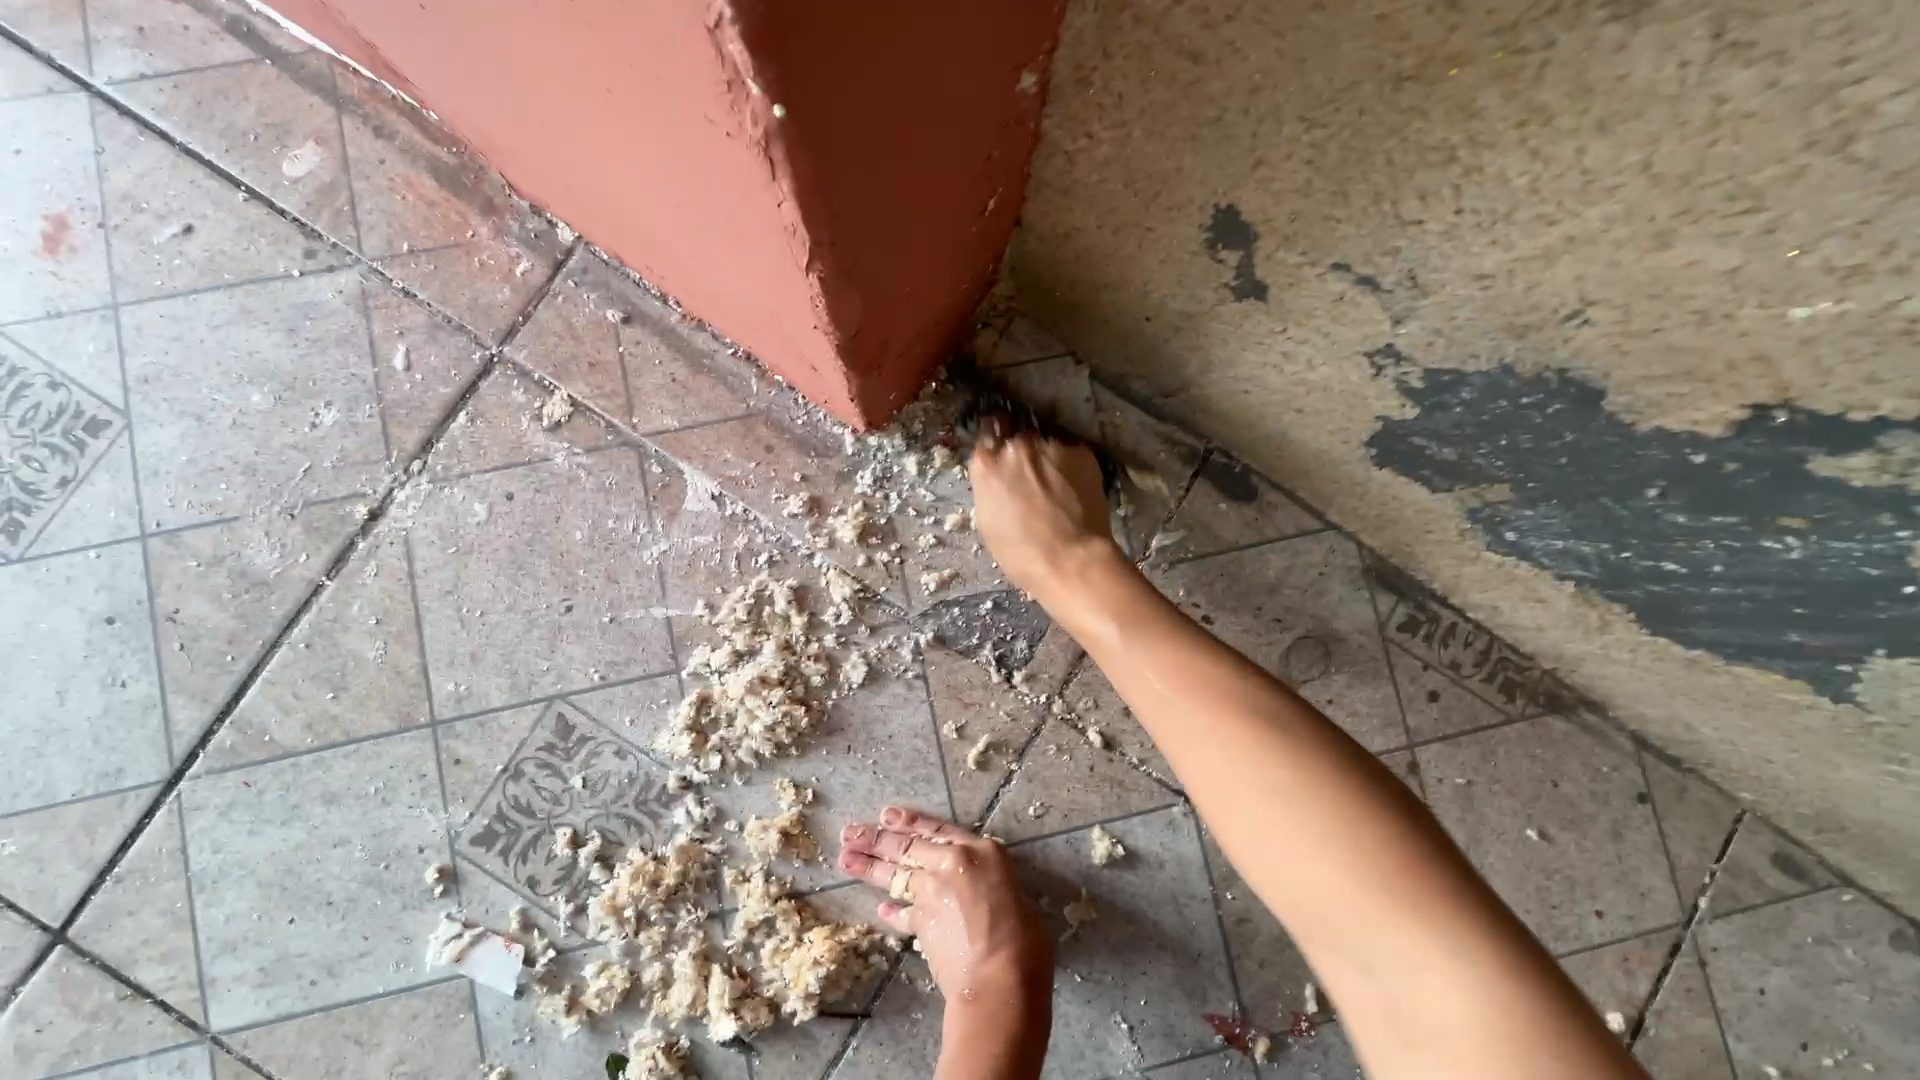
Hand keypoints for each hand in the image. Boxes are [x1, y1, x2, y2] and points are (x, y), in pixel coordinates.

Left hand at [838, 807, 1053, 1005]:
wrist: (1000, 981)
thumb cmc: (1025, 941)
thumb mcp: (1016, 895)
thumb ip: (990, 885)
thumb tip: (981, 894)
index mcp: (982, 851)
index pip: (937, 829)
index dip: (909, 822)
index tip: (886, 815)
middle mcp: (951, 863)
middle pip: (907, 846)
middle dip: (875, 838)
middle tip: (849, 834)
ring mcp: (931, 892)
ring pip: (895, 874)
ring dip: (868, 867)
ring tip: (846, 859)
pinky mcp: (920, 922)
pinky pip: (902, 913)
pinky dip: (892, 912)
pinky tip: (881, 910)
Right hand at [967, 427, 1116, 602]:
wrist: (1071, 559)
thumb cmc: (1022, 553)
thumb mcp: (987, 521)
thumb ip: (989, 486)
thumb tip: (998, 476)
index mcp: (987, 464)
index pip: (987, 436)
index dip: (995, 448)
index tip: (1002, 457)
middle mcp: (1017, 446)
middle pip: (1017, 438)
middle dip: (1022, 453)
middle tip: (1031, 476)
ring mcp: (1051, 446)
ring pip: (1045, 445)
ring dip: (1047, 459)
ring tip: (1056, 485)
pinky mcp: (1081, 453)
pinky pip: (1071, 454)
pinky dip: (1070, 467)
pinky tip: (1075, 489)